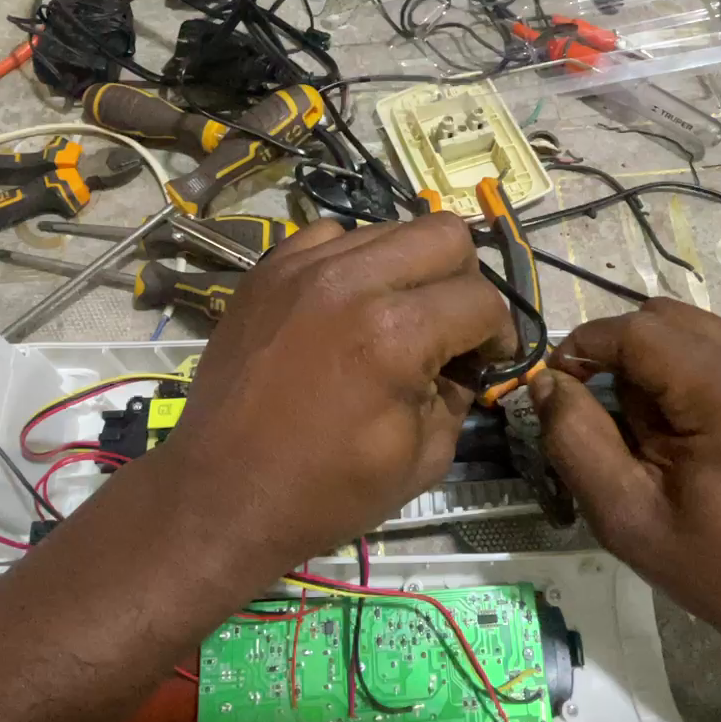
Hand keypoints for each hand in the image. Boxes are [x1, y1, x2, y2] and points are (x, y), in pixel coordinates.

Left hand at [138, 214, 512, 580]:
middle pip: (444, 233)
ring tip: (395, 314)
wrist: (221, 493)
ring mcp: (302, 268)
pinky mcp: (267, 270)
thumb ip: (459, 394)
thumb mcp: (423, 458)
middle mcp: (352, 281)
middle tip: (450, 323)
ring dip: (408, 269)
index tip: (488, 357)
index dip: (499, 332)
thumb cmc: (325, 490)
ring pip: (388, 228)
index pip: (480, 300)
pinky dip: (352, 262)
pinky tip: (345, 304)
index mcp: (396, 333)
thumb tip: (466, 360)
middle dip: (464, 279)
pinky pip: (330, 236)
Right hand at [530, 298, 720, 649]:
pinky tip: (698, 423)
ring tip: (663, 428)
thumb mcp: (624, 516)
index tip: (561, 382)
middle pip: (666, 317)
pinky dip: (693, 368)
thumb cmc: (717, 569)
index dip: (587, 346)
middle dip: (624, 356)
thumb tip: (546, 378)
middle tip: (618, 419)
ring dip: (658, 362)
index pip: (639, 332)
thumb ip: (574, 438)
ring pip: (694, 325)